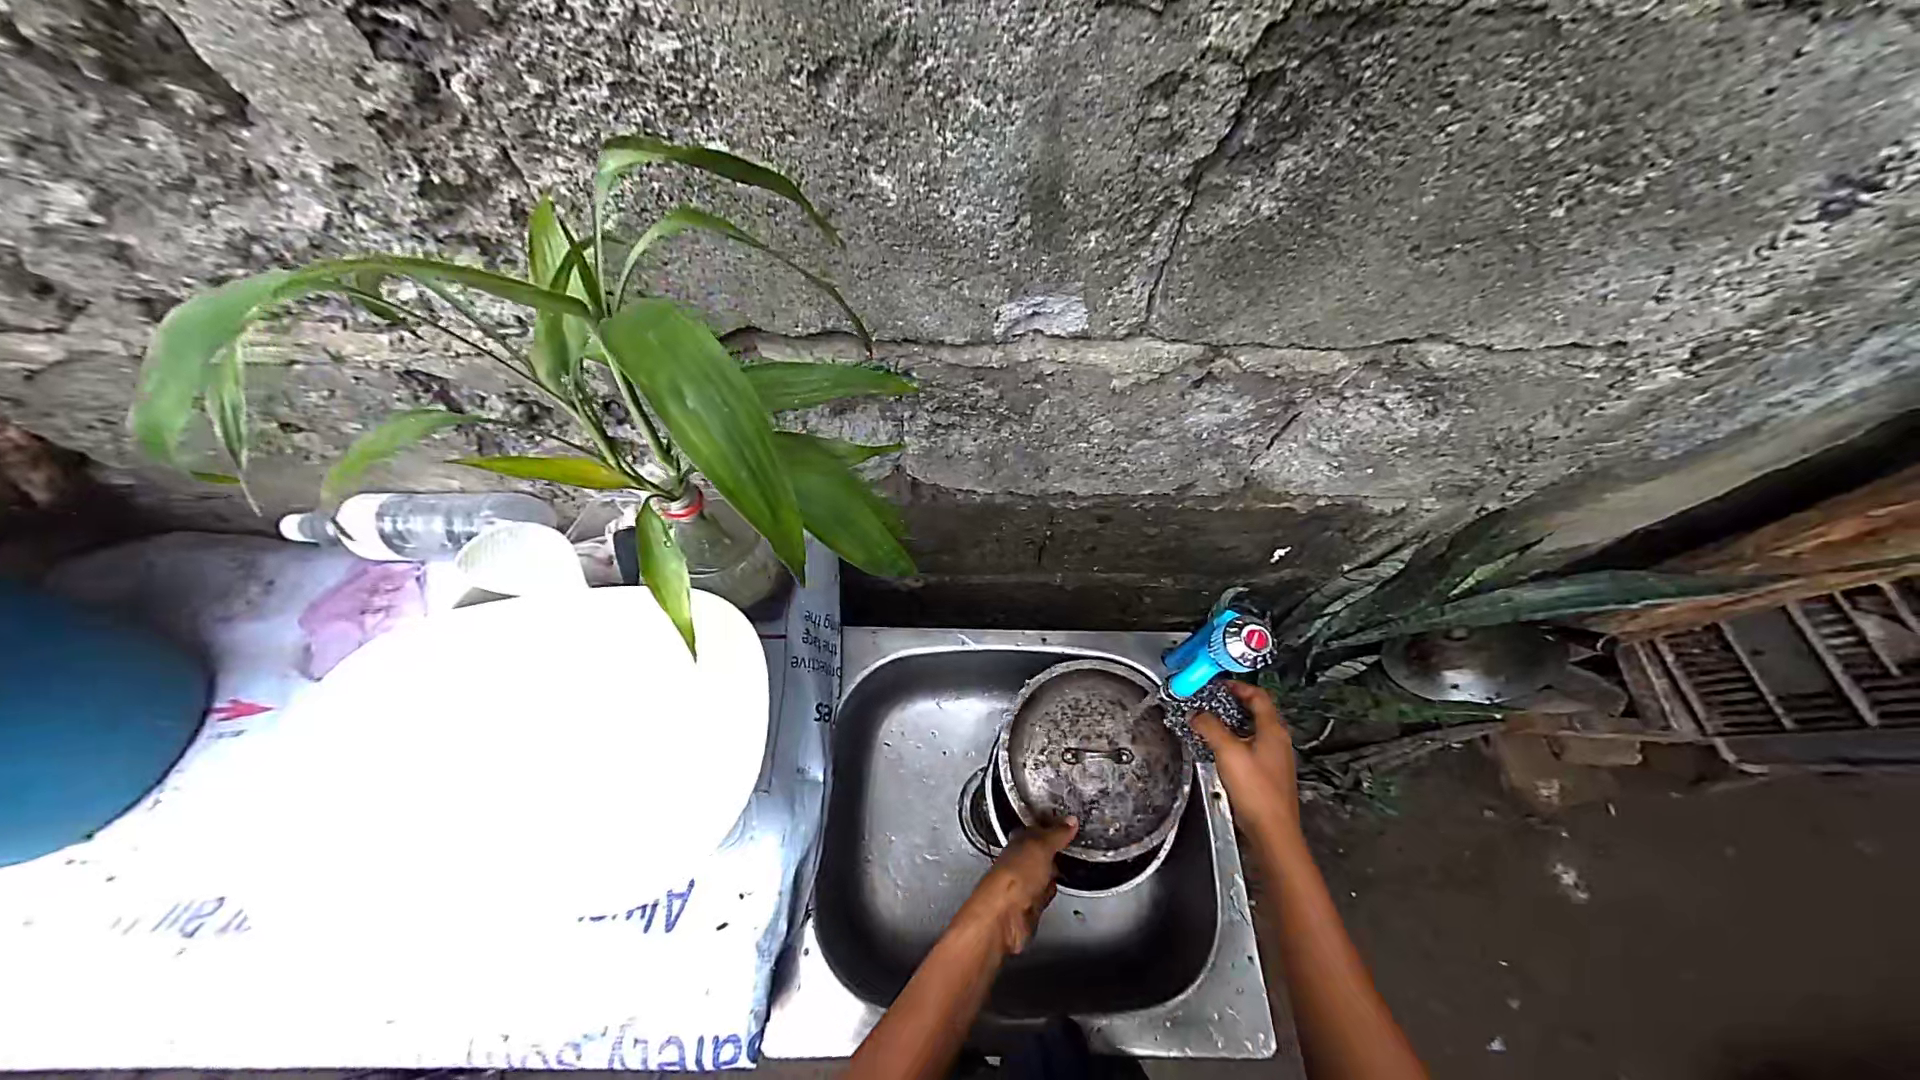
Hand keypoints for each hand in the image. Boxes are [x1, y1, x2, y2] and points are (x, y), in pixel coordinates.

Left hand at [956, 818, 1077, 954]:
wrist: (1005, 915)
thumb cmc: (1015, 875)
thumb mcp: (1041, 847)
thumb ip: (1057, 834)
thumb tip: (1071, 821)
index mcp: (1018, 843)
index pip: (1036, 830)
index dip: (1050, 827)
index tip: (1066, 824)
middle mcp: (1019, 862)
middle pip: (1039, 853)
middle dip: (1053, 850)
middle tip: (1068, 844)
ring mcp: (1024, 885)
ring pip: (1042, 873)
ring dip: (1053, 872)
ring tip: (1065, 865)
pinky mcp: (1030, 906)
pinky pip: (1044, 894)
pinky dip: (1050, 891)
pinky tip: (1055, 888)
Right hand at [1191, 680, 1300, 838]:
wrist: (1272, 830)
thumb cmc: (1257, 791)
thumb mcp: (1228, 752)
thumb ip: (1210, 728)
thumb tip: (1196, 714)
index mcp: (1273, 731)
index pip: (1259, 696)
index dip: (1239, 686)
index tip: (1220, 685)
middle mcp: (1278, 741)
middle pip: (1257, 711)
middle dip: (1233, 703)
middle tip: (1212, 700)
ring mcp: (1275, 758)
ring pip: (1253, 730)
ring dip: (1233, 722)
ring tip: (1211, 722)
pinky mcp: (1268, 773)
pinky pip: (1251, 746)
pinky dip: (1235, 740)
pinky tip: (1220, 749)